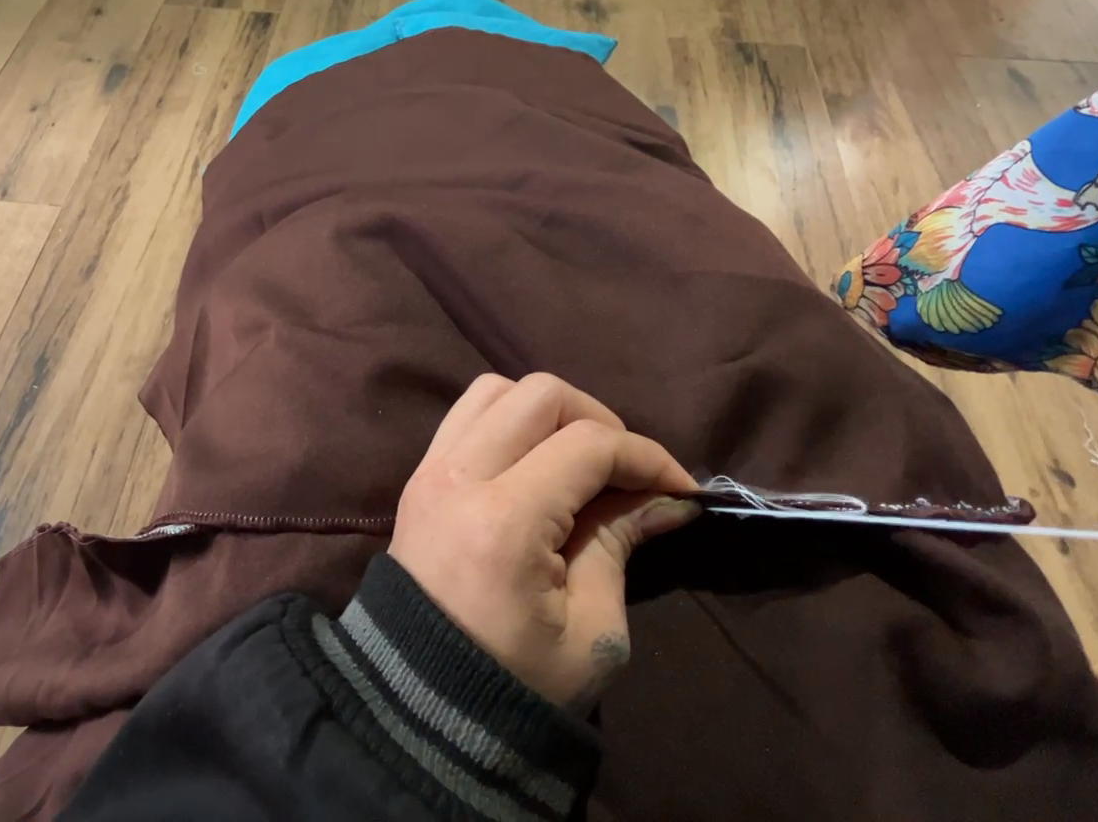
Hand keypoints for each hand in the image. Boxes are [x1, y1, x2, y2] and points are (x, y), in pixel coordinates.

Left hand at [389, 373, 699, 712]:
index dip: (645, 457)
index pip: (587, 445)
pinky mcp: (418, 477)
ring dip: (548, 412)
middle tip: (626, 473)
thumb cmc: (513, 683)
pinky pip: (466, 415)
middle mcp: (458, 476)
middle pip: (540, 394)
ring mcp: (429, 470)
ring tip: (579, 461)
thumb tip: (665, 497)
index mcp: (503, 520)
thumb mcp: (590, 631)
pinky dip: (509, 420)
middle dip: (600, 421)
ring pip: (496, 390)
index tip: (679, 489)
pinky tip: (536, 463)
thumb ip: (619, 543)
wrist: (418, 706)